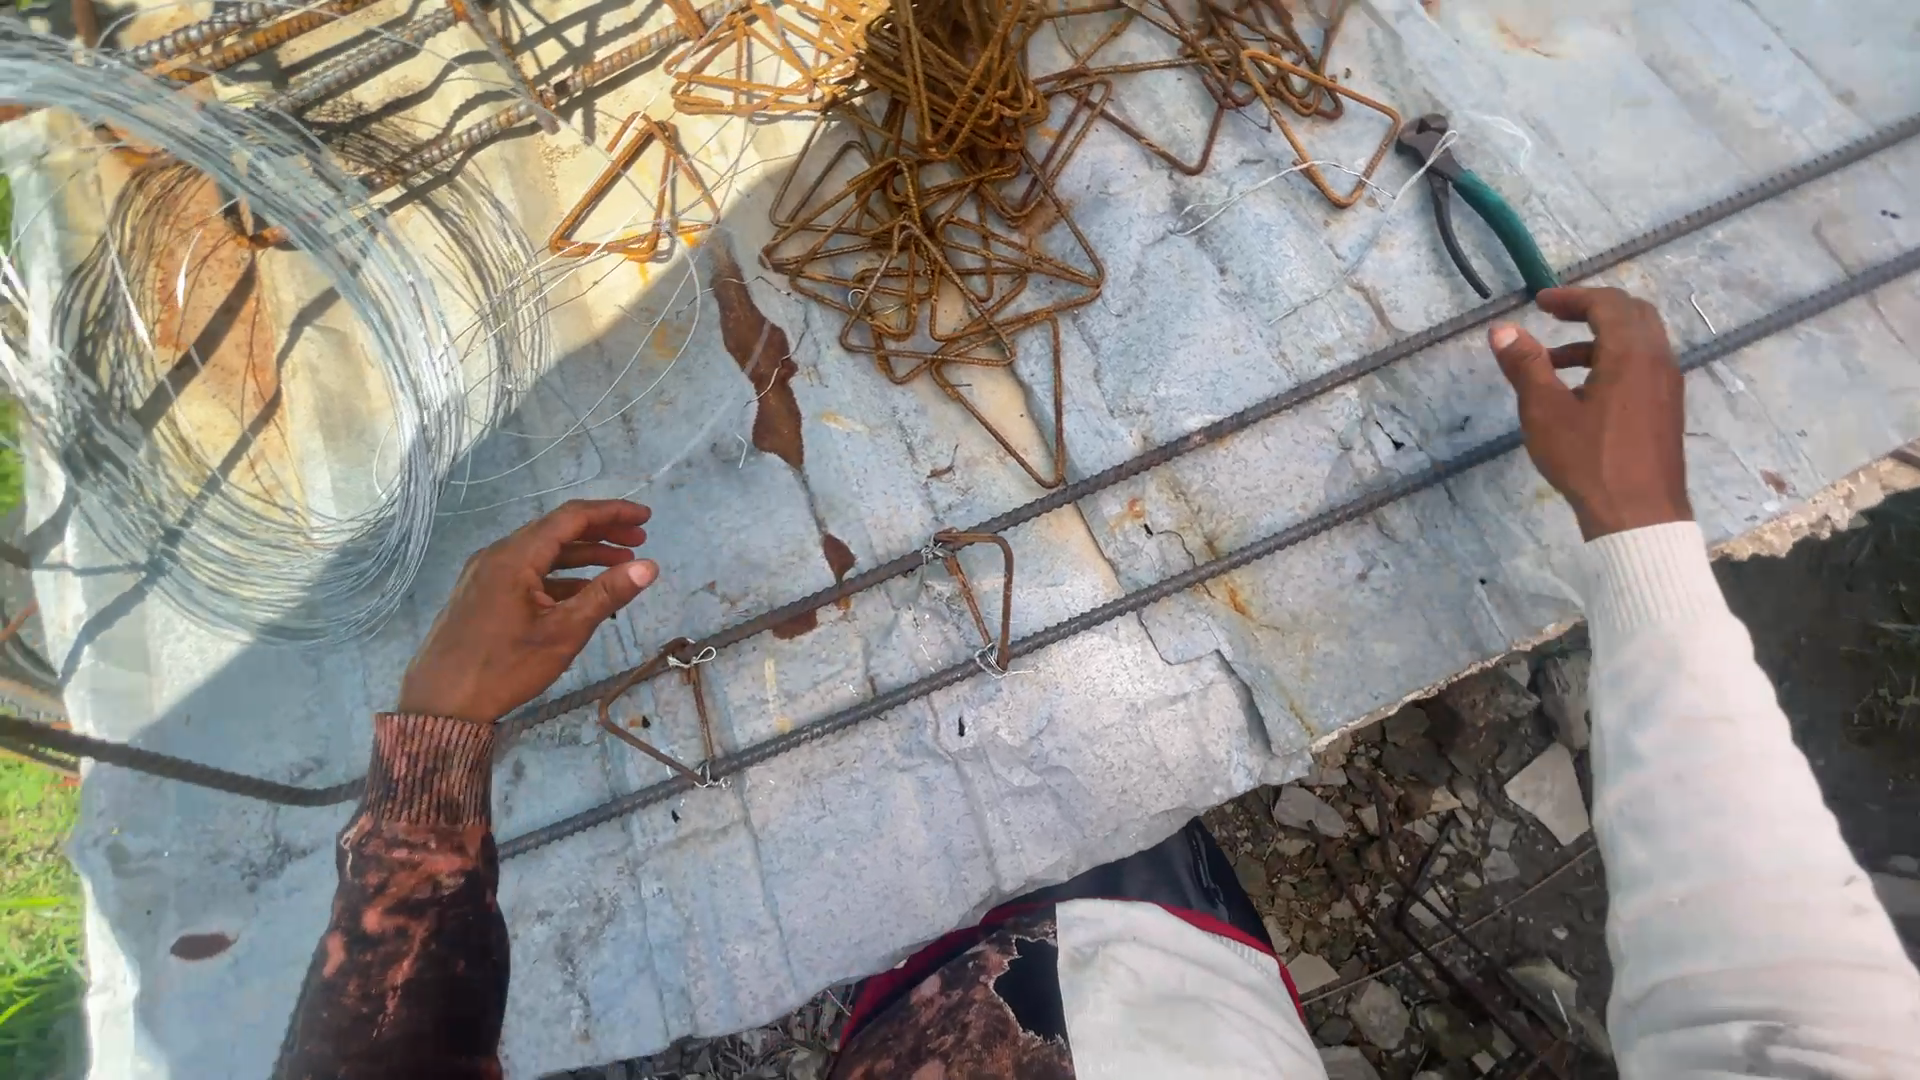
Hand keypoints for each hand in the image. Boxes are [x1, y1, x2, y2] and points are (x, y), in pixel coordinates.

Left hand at [397, 499, 657, 723]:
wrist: (440, 705)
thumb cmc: (505, 667)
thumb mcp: (565, 632)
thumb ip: (608, 594)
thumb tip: (650, 566)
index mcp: (515, 557)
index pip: (571, 518)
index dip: (612, 513)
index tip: (646, 517)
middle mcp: (498, 556)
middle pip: (558, 530)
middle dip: (603, 532)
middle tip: (640, 541)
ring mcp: (487, 574)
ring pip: (544, 551)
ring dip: (585, 554)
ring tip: (621, 566)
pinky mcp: (484, 593)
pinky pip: (530, 571)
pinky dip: (563, 574)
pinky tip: (585, 591)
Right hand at [1489, 286, 1691, 540]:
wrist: (1636, 509)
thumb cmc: (1585, 457)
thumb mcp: (1543, 410)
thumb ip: (1525, 366)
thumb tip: (1503, 330)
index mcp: (1631, 355)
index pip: (1608, 305)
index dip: (1573, 297)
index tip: (1539, 302)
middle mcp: (1658, 360)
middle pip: (1633, 315)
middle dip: (1591, 309)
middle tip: (1552, 316)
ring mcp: (1666, 384)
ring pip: (1639, 340)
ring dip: (1597, 337)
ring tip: (1553, 359)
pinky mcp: (1663, 405)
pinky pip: (1641, 364)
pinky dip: (1609, 359)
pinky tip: (1580, 387)